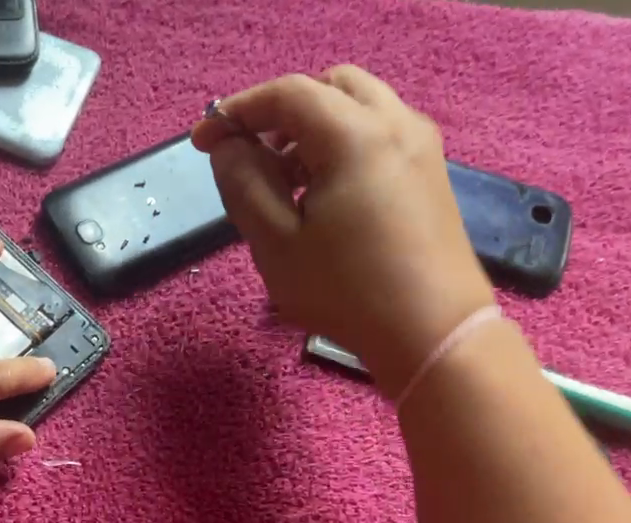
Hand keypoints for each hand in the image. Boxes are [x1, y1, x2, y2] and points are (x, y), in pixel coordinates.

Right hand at [193, 66, 496, 395]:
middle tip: (245, 153)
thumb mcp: (274, 243)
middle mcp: (394, 122)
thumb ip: (244, 185)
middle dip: (279, 111)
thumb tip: (228, 148)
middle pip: (328, 86)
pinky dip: (337, 144)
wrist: (429, 327)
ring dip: (309, 128)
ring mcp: (418, 144)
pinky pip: (376, 132)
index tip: (201, 141)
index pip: (288, 94)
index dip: (236, 111)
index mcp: (353, 135)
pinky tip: (316, 192)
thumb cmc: (343, 289)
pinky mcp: (426, 170)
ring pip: (356, 106)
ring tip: (278, 179)